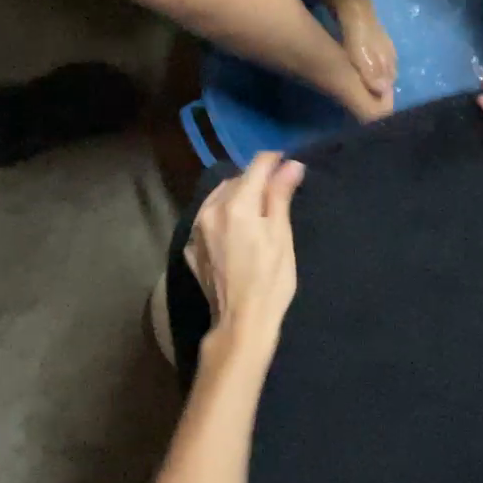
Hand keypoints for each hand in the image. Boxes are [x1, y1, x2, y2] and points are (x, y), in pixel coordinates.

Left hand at [185, 152, 305, 337]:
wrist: (242, 321)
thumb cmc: (271, 279)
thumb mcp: (281, 235)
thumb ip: (281, 195)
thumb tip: (290, 165)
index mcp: (237, 204)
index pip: (256, 166)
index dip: (275, 160)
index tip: (289, 163)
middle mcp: (210, 210)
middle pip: (236, 181)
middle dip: (256, 179)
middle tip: (277, 189)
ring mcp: (197, 230)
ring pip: (218, 198)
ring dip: (237, 195)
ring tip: (256, 207)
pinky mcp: (192, 249)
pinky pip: (207, 219)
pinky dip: (222, 216)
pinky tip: (235, 229)